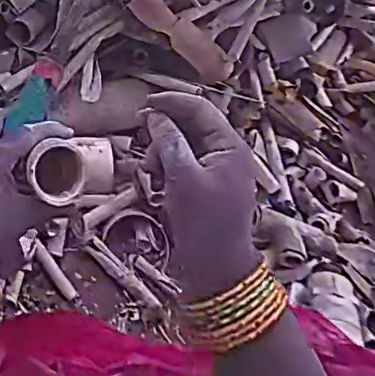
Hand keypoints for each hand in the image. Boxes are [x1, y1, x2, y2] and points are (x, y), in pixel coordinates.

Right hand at [143, 91, 261, 299]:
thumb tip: (154, 115)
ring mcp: (215, 170)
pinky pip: (181, 163)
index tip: (146, 103)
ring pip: (182, 144)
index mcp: (230, 147)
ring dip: (162, 152)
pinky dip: (166, 167)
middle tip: (144, 140)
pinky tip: (158, 183)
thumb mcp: (183, 178)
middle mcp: (225, 153)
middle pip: (190, 125)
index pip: (201, 108)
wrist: (216, 274)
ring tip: (153, 173)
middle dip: (165, 132)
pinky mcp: (204, 186)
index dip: (172, 101)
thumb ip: (169, 141)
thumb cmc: (205, 225)